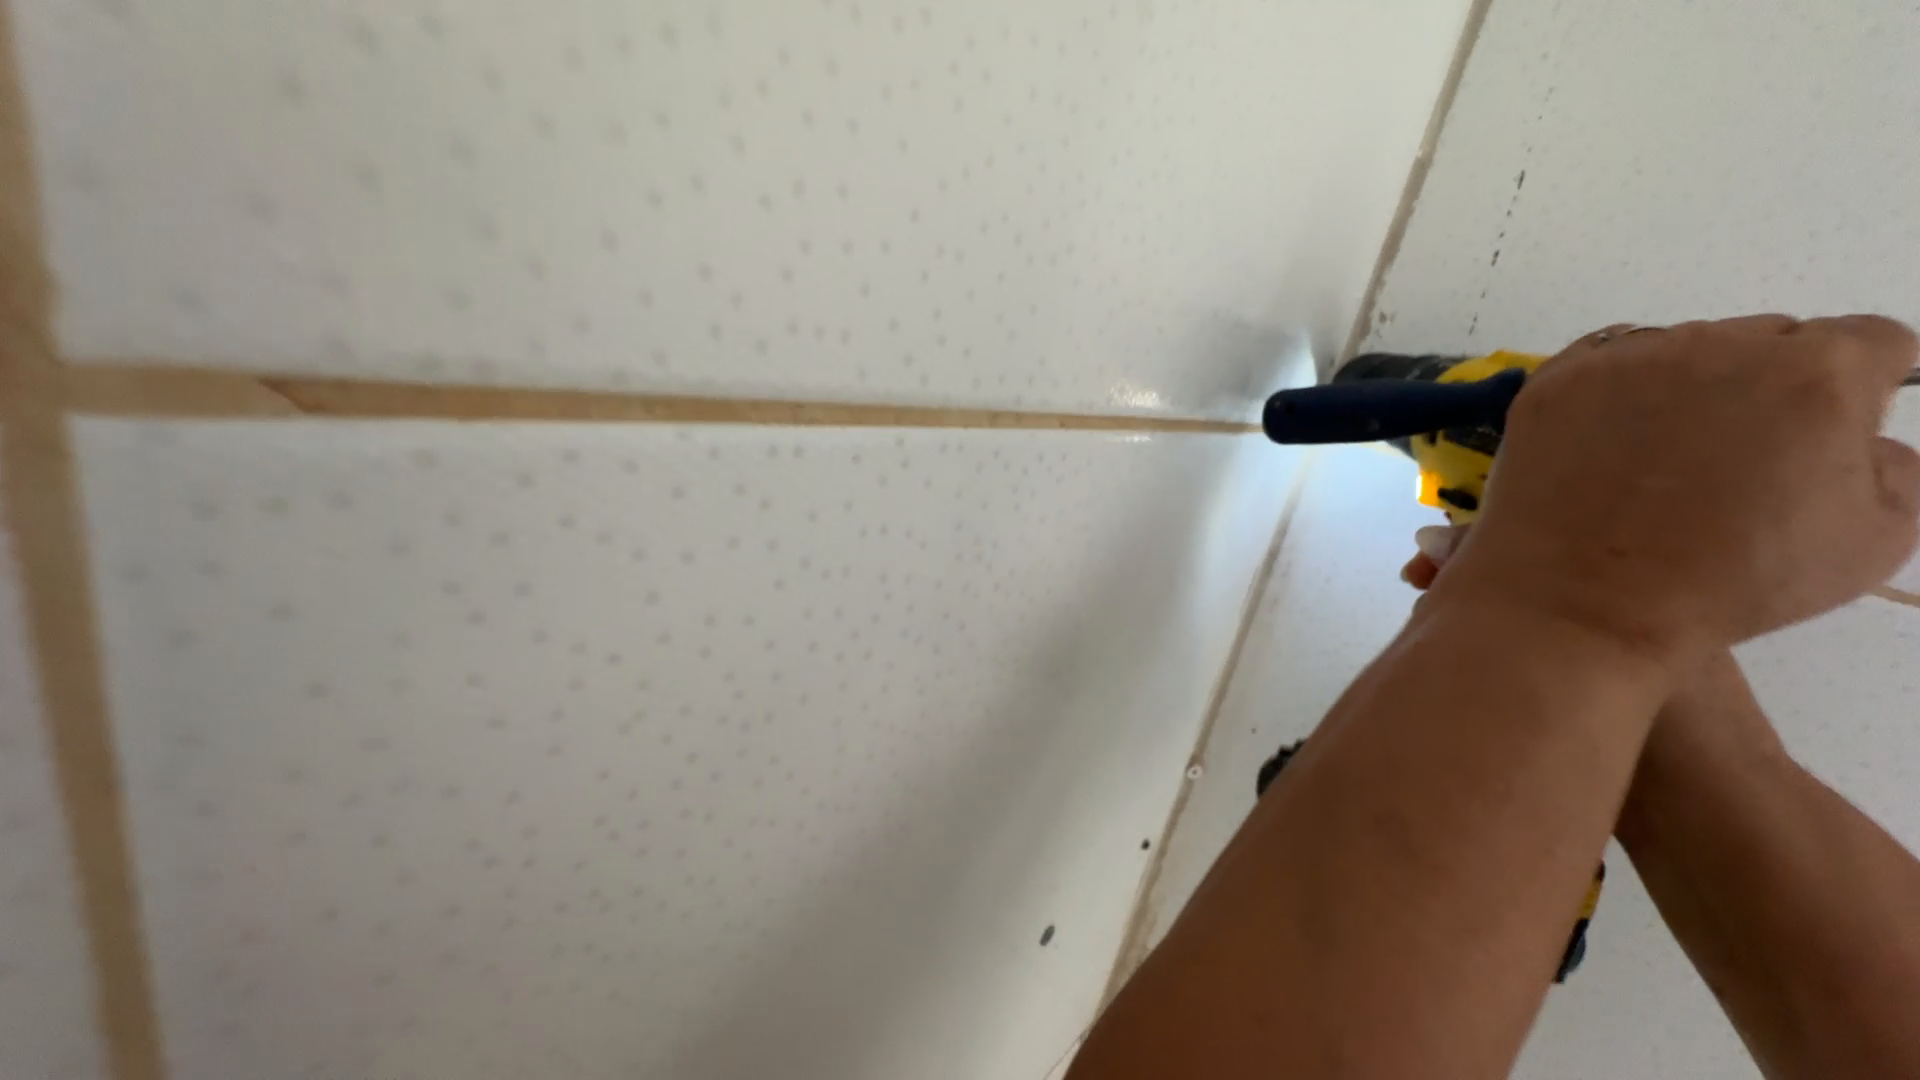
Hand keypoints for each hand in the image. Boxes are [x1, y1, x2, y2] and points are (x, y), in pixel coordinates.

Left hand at [1427, 315, 1919, 663]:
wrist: (1581, 601)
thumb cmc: (1731, 582)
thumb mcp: (1876, 534)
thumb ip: (1894, 462)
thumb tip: (1857, 433)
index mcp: (1817, 372)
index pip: (1864, 343)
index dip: (1855, 388)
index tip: (1822, 430)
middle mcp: (1717, 346)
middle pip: (1766, 343)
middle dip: (1766, 386)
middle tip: (1731, 455)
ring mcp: (1622, 361)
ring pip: (1681, 349)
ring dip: (1686, 385)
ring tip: (1660, 456)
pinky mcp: (1552, 382)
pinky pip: (1602, 364)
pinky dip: (1613, 391)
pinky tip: (1607, 441)